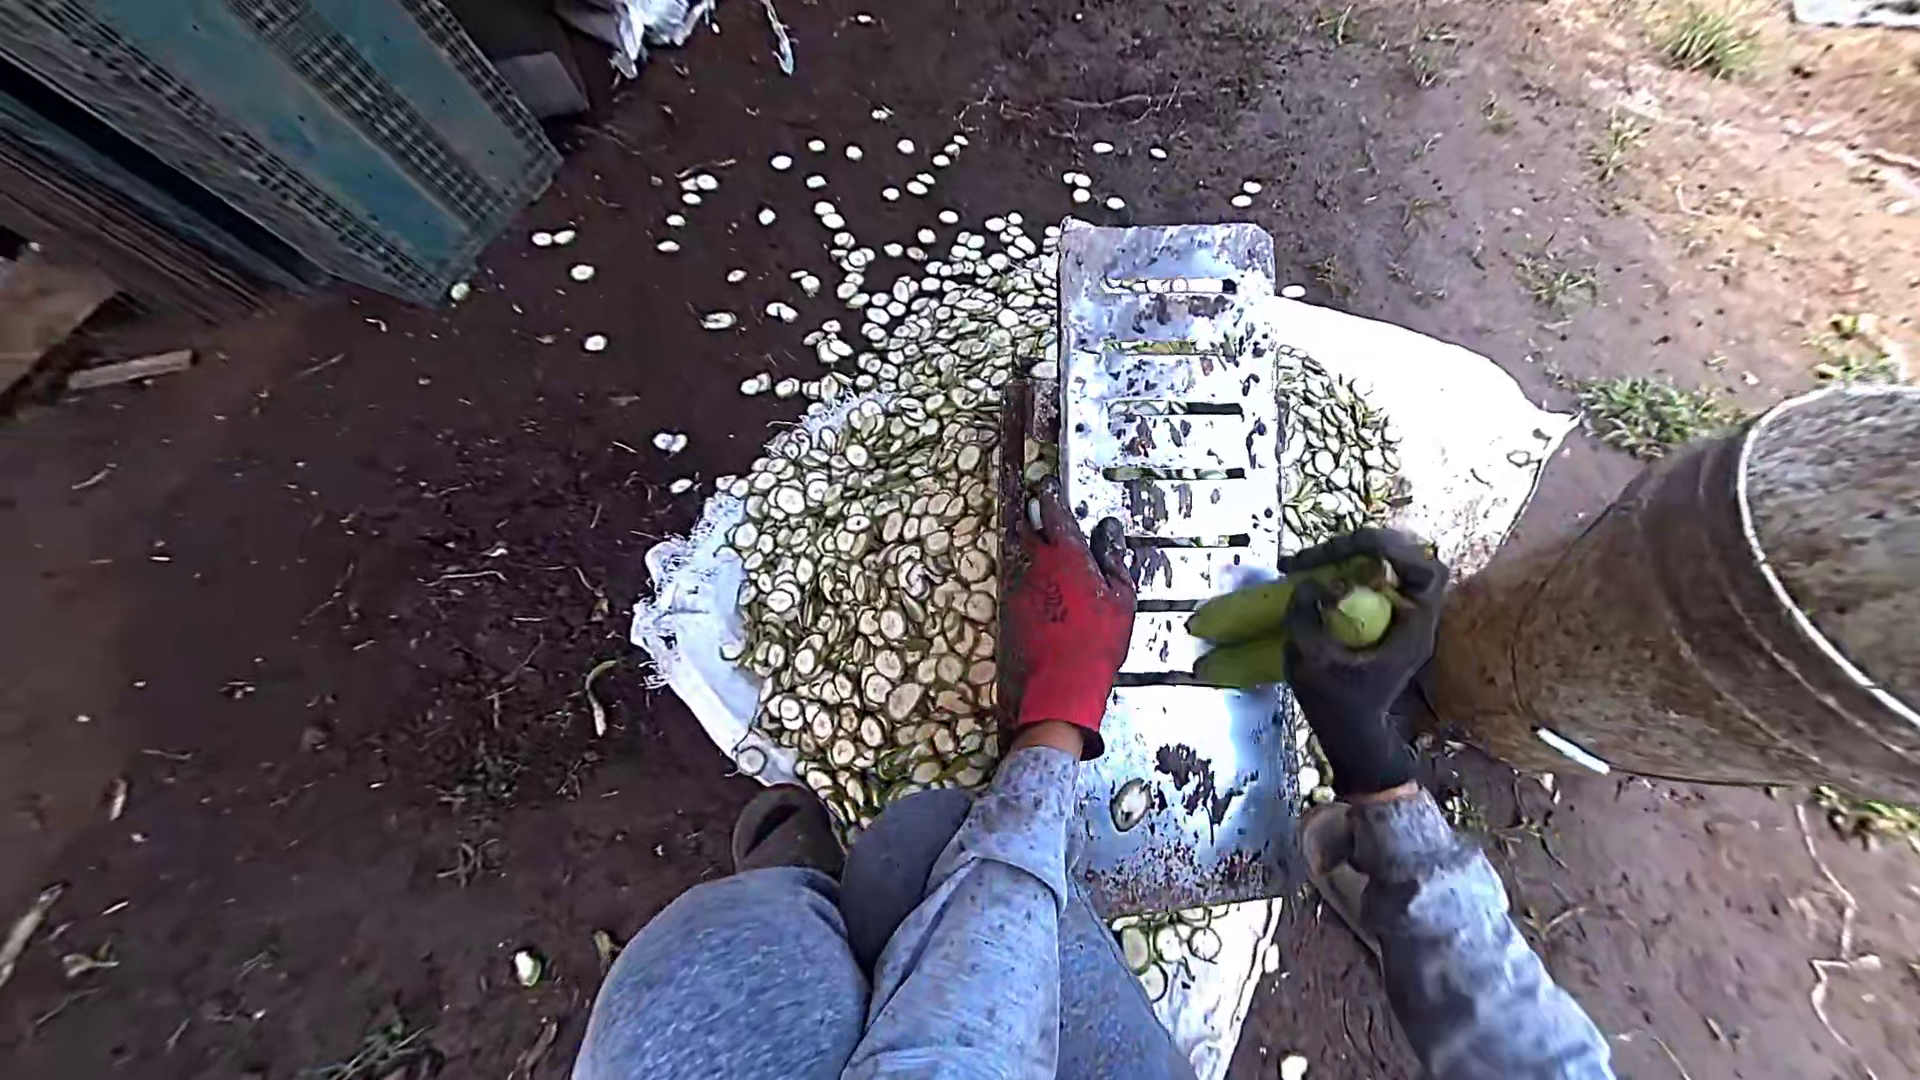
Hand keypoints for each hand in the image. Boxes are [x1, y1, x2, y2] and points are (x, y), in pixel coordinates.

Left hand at [1003, 476, 1134, 757]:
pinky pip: (1019, 578)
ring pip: (1023, 553)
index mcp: (1066, 556)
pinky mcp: (1008, 605)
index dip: (1050, 494)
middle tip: (1047, 513)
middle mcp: (1035, 564)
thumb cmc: (1096, 643)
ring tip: (1053, 558)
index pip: (1052, 511)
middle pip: (1030, 527)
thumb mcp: (1120, 599)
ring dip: (1035, 548)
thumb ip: (1112, 558)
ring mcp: (1018, 584)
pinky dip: (1030, 575)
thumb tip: (1108, 530)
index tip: (1049, 486)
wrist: (1058, 685)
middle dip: (1037, 517)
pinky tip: (1045, 589)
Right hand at [1282, 528, 1448, 795]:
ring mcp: (1399, 616)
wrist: (1348, 730)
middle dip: (1361, 547)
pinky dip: (1343, 569)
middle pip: (1406, 559)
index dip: (1393, 551)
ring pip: (1387, 566)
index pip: (1426, 572)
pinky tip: (1313, 574)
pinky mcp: (1381, 617)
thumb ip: (1305, 617)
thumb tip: (1309, 583)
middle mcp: (1415, 617)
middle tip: (1316, 555)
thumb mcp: (1309, 660)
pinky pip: (1370, 579)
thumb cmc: (1333, 701)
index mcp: (1413, 630)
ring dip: (1348, 556)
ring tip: (1307, 562)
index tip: (1347, 551)